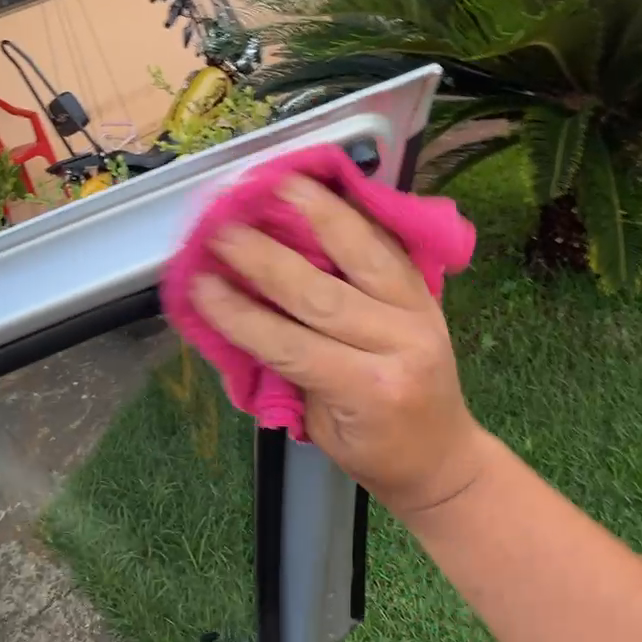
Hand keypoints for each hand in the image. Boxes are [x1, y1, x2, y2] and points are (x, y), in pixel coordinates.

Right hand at [193, 174, 489, 518]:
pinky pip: (388, 244)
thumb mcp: (318, 427)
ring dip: (317, 213)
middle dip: (264, 258)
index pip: (290, 345)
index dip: (240, 315)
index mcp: (369, 389)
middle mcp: (400, 343)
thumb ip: (283, 372)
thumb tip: (232, 320)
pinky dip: (354, 214)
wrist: (442, 457)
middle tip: (222, 231)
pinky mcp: (427, 293)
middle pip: (321, 292)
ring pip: (364, 252)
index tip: (200, 285)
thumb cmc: (373, 452)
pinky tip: (325, 189)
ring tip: (279, 183)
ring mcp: (420, 312)